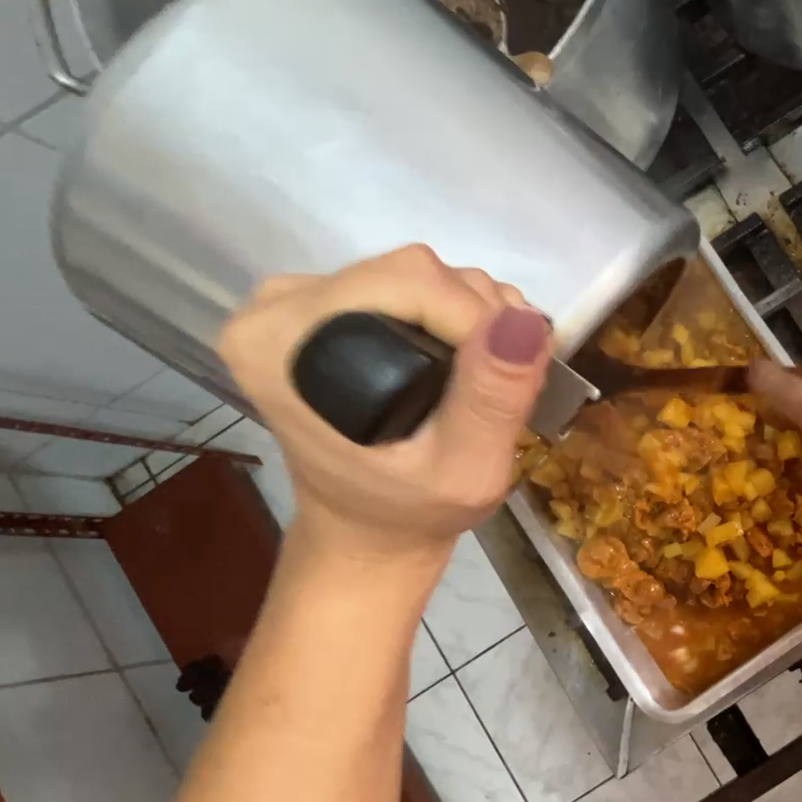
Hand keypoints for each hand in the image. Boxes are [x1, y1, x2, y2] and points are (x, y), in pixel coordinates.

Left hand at [219, 245, 549, 565]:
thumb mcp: (467, 470)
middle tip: (504, 383)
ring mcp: (295, 302)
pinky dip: (453, 315)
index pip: (413, 283)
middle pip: (414, 271)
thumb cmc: (414, 510)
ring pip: (418, 273)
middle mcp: (276, 307)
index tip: (508, 380)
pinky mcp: (321, 308)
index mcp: (285, 343)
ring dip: (473, 317)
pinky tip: (462, 362)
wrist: (371, 529)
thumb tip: (525, 323)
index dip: (479, 320)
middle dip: (478, 319)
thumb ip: (491, 397)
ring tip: (486, 378)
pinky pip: (408, 285)